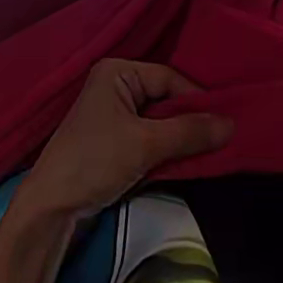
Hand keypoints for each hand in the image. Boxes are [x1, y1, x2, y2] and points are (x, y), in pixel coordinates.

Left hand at [16, 59, 234, 219]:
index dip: (196, 101)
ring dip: (180, 138)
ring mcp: (113, 114)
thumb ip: (190, 132)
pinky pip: (150, 136)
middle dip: (189, 121)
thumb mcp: (146, 144)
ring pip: (160, 120)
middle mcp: (116, 85)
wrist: (49, 210)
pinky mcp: (114, 140)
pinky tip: (183, 161)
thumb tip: (233, 125)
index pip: (170, 79)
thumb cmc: (94, 162)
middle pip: (166, 99)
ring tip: (205, 151)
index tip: (222, 123)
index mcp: (118, 72)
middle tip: (218, 138)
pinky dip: (167, 149)